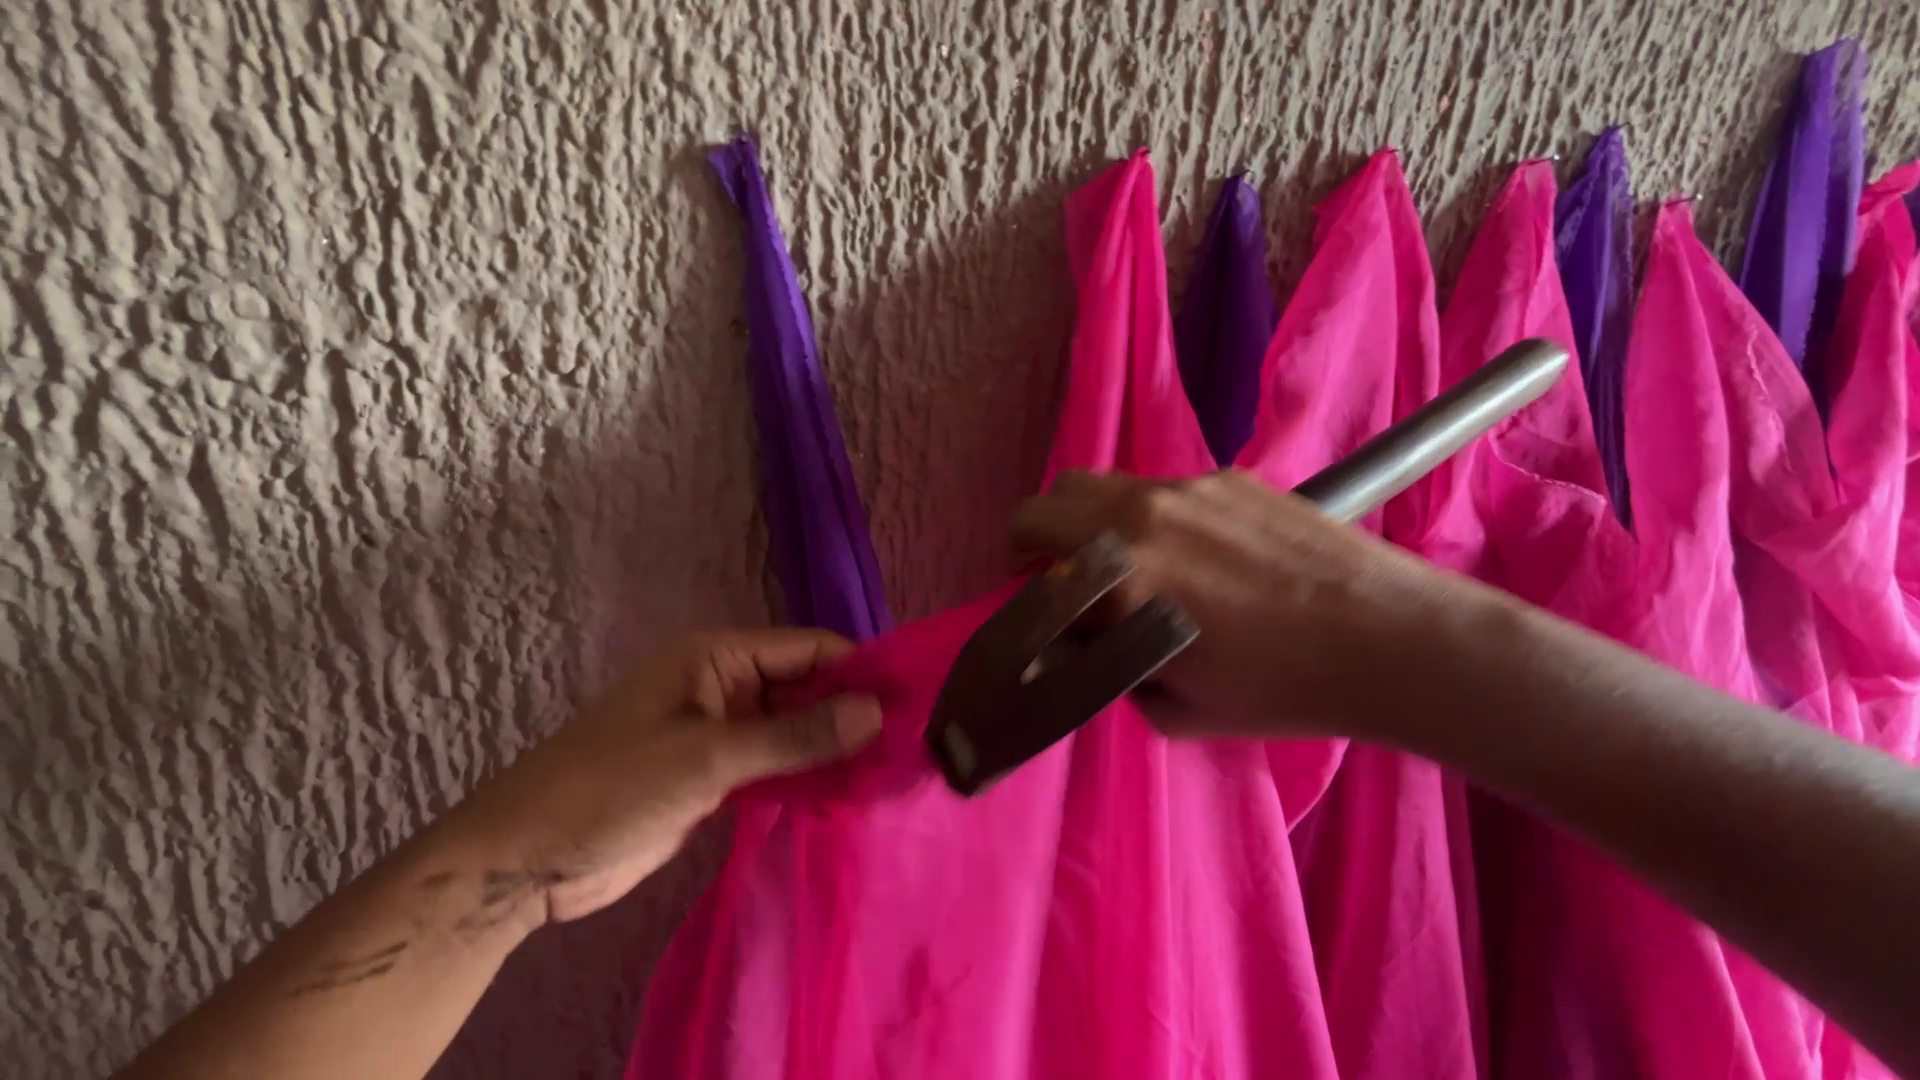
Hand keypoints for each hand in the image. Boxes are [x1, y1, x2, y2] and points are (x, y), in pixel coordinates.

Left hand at [468, 629, 881, 923]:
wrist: (524, 861)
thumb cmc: (611, 788)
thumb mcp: (708, 759)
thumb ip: (795, 738)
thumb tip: (876, 712)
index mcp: (716, 656)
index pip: (807, 649)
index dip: (859, 671)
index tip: (913, 702)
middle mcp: (723, 685)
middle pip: (804, 688)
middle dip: (850, 713)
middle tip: (912, 746)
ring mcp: (719, 734)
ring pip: (793, 731)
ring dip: (832, 749)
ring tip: (894, 773)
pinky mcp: (714, 778)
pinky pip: (774, 766)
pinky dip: (806, 778)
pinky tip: (848, 796)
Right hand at [1012, 469, 1469, 737]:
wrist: (1391, 638)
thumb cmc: (1279, 688)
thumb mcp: (1173, 707)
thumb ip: (1111, 669)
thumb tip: (1092, 642)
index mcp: (1120, 575)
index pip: (1029, 560)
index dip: (1022, 591)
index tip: (1040, 614)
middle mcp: (1141, 514)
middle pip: (1050, 500)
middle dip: (1038, 539)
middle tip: (1062, 579)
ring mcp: (1189, 487)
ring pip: (1104, 486)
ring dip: (1093, 522)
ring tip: (1133, 566)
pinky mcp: (1230, 476)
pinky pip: (1163, 489)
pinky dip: (1152, 519)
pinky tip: (1205, 558)